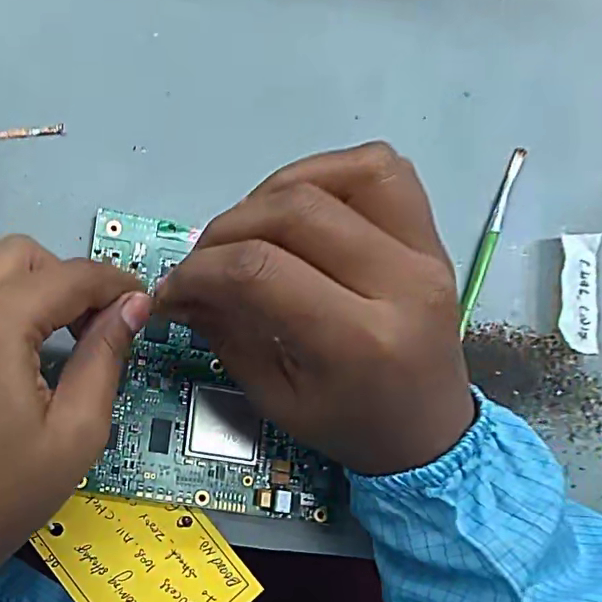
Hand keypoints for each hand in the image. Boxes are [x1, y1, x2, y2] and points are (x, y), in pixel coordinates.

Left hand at [0, 224, 148, 590]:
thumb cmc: (11, 493)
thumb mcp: (78, 432)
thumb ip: (105, 356)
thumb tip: (131, 304)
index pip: (68, 277)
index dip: (111, 283)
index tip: (133, 300)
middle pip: (14, 252)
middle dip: (60, 277)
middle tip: (81, 324)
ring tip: (14, 311)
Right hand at [154, 143, 474, 475]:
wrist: (428, 431)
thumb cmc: (348, 426)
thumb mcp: (273, 397)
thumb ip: (225, 334)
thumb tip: (179, 289)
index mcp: (356, 341)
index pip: (258, 272)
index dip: (199, 272)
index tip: (171, 291)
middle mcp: (398, 283)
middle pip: (292, 213)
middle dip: (224, 232)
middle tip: (199, 265)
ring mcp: (424, 252)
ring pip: (337, 176)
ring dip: (268, 195)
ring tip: (242, 234)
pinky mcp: (430, 236)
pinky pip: (378, 170)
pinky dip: (322, 175)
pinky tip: (292, 209)